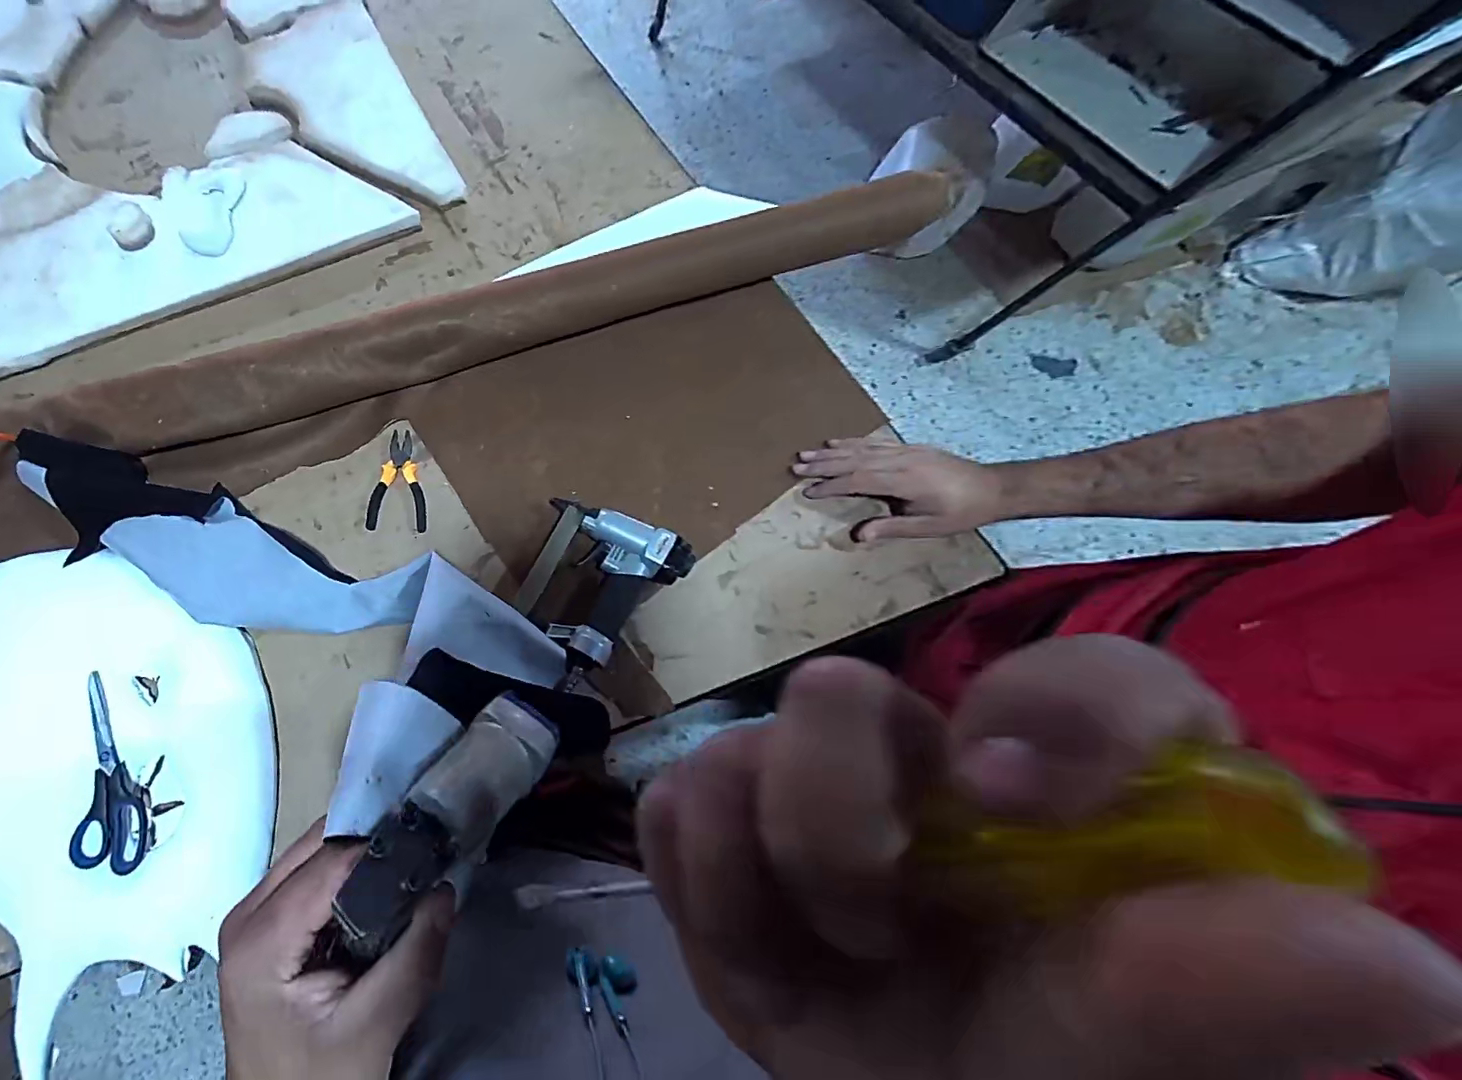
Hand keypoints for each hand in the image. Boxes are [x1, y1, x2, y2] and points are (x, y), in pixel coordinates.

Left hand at [218, 820, 454, 1079]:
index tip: (426, 840)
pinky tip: (377, 881)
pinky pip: (306, 874)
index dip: (378, 845)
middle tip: (419, 845)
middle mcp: (247, 914)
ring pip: (311, 853)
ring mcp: (250, 916)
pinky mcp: (262, 924)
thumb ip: (413, 960)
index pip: (328, 863)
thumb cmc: (316, 1077)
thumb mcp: (372, 1029)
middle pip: (315, 846)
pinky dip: (344, 870)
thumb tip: (445, 892)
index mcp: (261, 940)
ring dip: (358, 851)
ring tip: (405, 860)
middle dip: (368, 839)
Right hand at [638, 636, 1461, 1079]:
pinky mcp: (709, 810)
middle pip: (836, 695)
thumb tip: (1382, 960)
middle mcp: (912, 750)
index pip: (1083, 679)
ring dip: (755, 869)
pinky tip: (748, 935)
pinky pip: (669, 807)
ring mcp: (793, 768)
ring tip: (806, 948)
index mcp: (1041, 780)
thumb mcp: (1114, 1063)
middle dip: (831, 818)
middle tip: (869, 923)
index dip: (1050, 716)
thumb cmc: (1028, 1075)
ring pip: (729, 750)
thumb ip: (1204, 1007)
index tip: (1007, 799)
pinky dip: (700, 886)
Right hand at [792, 439, 1006, 541]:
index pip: (857, 481)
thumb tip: (858, 536)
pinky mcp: (909, 448)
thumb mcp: (928, 527)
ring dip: (831, 452)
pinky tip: (836, 443)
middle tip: (796, 466)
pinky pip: (874, 443)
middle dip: (822, 464)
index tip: (808, 491)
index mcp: (904, 481)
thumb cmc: (962, 512)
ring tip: (806, 453)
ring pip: (860, 449)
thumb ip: (891, 528)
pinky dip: (852, 443)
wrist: (995, 488)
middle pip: (853, 460)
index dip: (831, 486)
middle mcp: (900, 461)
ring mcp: (904, 451)